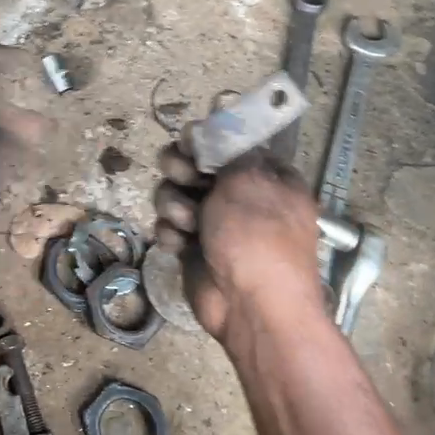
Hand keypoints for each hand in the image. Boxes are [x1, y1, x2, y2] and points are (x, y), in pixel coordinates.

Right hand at [154, 148, 324, 335]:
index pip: (228, 142)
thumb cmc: (257, 236)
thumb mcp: (248, 179)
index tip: (190, 143)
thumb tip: (214, 128)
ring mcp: (215, 223)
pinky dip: (171, 234)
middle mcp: (240, 196)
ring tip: (187, 224)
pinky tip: (181, 245)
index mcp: (266, 176)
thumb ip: (227, 148)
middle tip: (185, 178)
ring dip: (174, 205)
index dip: (204, 140)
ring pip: (174, 194)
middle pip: (192, 165)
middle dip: (181, 171)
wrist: (251, 306)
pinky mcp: (194, 247)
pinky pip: (169, 226)